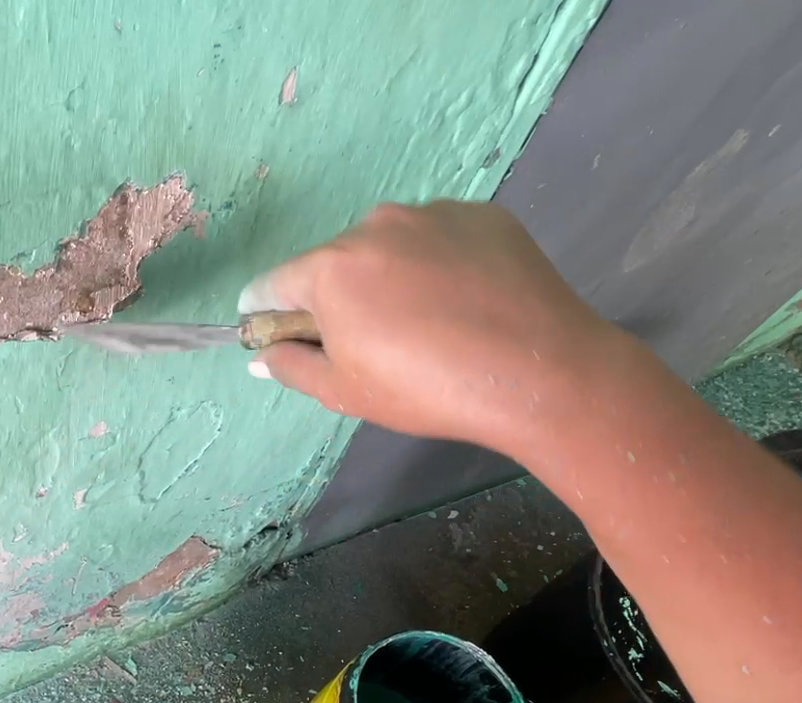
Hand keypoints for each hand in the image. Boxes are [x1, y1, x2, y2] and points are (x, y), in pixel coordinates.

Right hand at [243, 201, 642, 454]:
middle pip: (328, 263)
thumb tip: (262, 356)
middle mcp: (374, 226)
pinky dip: (430, 265)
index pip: (271, 284)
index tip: (277, 337)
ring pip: (383, 246)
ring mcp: (432, 213)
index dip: (265, 314)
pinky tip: (456, 302)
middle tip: (363, 341)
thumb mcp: (343, 391)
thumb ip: (291, 366)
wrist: (539, 372)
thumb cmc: (424, 389)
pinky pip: (433, 238)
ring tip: (417, 321)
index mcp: (330, 268)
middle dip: (330, 297)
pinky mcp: (481, 215)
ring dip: (381, 277)